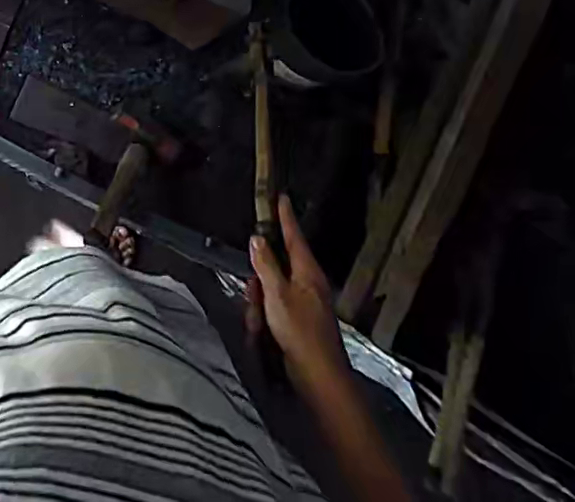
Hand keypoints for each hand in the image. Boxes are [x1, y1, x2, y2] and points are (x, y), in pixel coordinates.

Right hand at [249, 197, 351, 398]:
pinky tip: (263, 327)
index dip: (286, 218)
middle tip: (255, 294)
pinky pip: (275, 305)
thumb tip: (258, 237)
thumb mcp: (276, 294)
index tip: (282, 197)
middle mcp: (310, 283)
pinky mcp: (300, 319)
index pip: (294, 237)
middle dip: (260, 276)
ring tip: (259, 319)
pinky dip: (266, 312)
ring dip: (260, 300)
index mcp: (308, 273)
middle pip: (277, 265)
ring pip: (272, 287)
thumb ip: (265, 264)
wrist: (319, 376)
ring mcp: (306, 302)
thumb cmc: (299, 331)